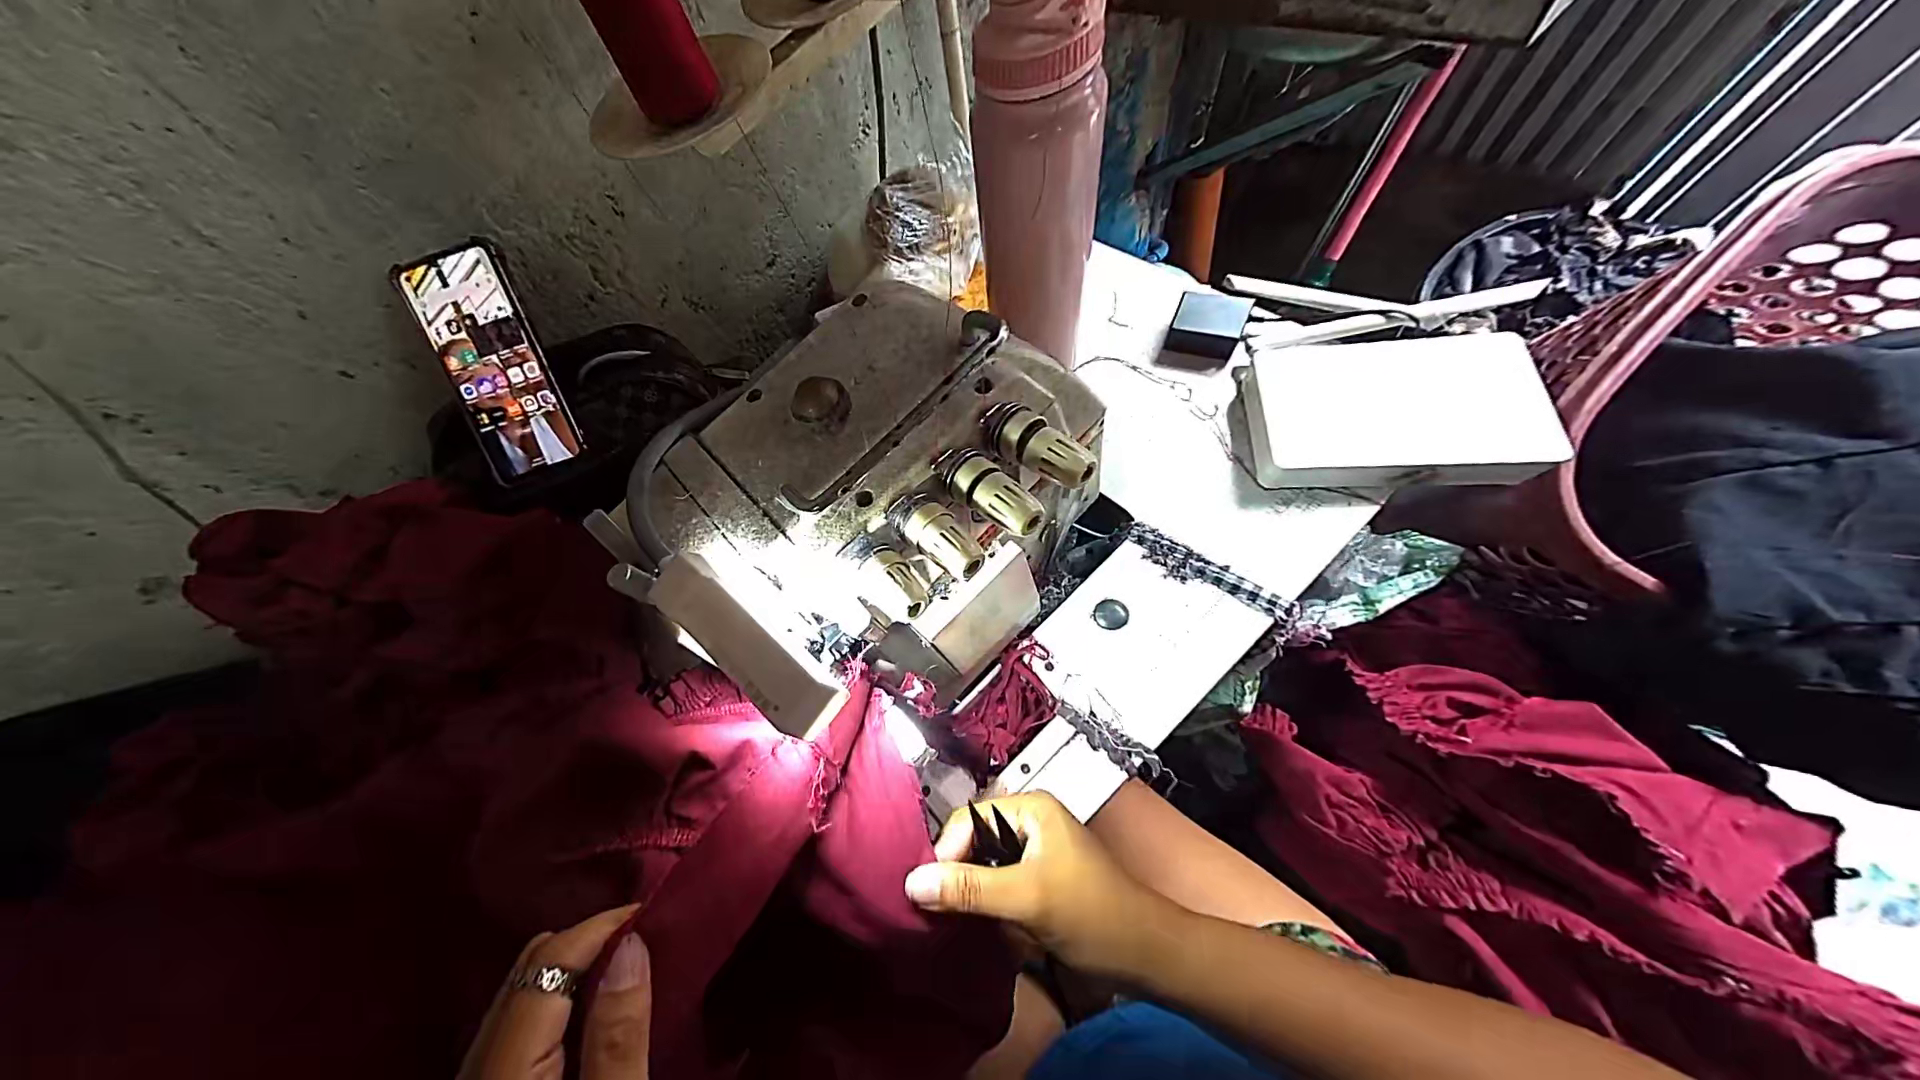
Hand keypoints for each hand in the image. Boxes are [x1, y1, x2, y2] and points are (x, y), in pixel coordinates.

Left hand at [457, 904, 651, 1079]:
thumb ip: (617, 1036)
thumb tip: (632, 944)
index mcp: (502, 1067)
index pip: (549, 961)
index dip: (603, 926)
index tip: (653, 912)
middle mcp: (475, 1063)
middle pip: (529, 965)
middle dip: (589, 939)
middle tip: (644, 935)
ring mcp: (476, 1074)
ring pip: (521, 988)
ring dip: (575, 965)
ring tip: (626, 961)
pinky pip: (519, 1017)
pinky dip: (559, 994)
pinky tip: (593, 1002)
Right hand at [904, 792, 1177, 976]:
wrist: (1146, 955)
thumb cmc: (1094, 915)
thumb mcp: (1026, 899)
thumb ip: (969, 888)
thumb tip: (913, 882)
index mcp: (1031, 809)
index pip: (967, 819)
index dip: (947, 853)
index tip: (932, 892)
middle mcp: (1030, 823)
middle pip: (972, 842)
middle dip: (958, 875)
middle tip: (944, 910)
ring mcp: (1034, 854)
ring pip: (982, 868)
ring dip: (972, 895)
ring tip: (965, 920)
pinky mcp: (1036, 882)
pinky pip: (996, 887)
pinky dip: (988, 907)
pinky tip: (987, 928)